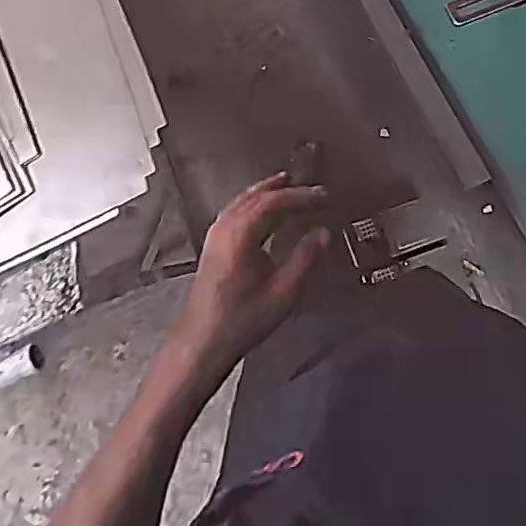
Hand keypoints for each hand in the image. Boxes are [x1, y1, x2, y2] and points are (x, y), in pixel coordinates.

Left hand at [172, 172, 329, 375]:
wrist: (202, 341)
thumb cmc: (243, 319)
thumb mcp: (283, 292)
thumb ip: (305, 258)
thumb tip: (323, 232)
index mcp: (241, 234)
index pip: (274, 202)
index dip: (300, 196)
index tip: (323, 196)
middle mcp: (225, 227)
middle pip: (256, 196)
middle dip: (285, 190)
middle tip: (311, 189)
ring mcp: (215, 235)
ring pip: (242, 201)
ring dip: (266, 191)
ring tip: (286, 184)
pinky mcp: (212, 245)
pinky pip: (234, 210)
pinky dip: (252, 202)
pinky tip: (260, 209)